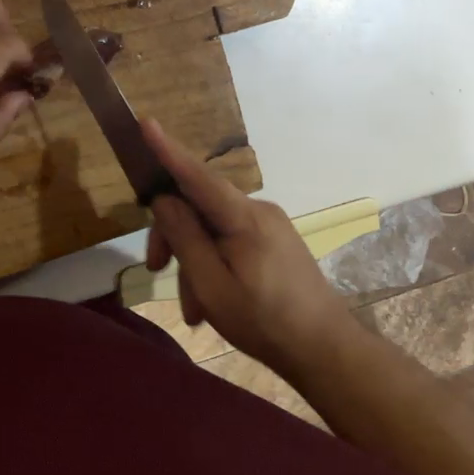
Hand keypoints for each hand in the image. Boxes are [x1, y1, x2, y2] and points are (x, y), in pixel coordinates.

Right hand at [142, 120, 354, 369]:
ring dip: (193, 263)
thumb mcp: (212, 286)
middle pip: (198, 207)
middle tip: (155, 271)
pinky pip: (228, 242)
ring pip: (211, 230)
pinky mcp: (272, 243)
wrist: (327, 352)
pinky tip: (208, 303)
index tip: (146, 122)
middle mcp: (257, 211)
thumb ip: (185, 238)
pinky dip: (212, 267)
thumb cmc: (265, 322)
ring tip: (193, 310)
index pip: (197, 176)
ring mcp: (268, 226)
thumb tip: (164, 200)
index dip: (168, 151)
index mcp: (245, 218)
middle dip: (173, 237)